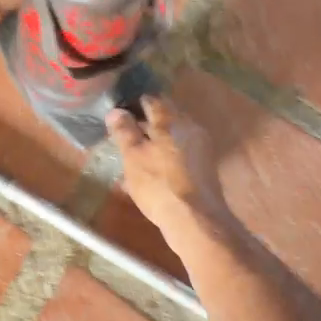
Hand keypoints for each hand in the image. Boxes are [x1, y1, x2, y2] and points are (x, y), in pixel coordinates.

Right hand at [107, 95, 232, 238]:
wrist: (196, 222)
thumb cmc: (159, 183)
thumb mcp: (133, 156)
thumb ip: (124, 130)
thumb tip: (115, 110)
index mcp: (171, 119)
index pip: (150, 99)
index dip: (132, 103)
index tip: (118, 114)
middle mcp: (189, 127)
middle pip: (164, 118)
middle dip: (144, 124)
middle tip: (124, 136)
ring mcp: (200, 149)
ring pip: (172, 138)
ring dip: (154, 143)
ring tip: (134, 157)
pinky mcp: (204, 169)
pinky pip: (180, 155)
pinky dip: (165, 158)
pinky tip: (151, 174)